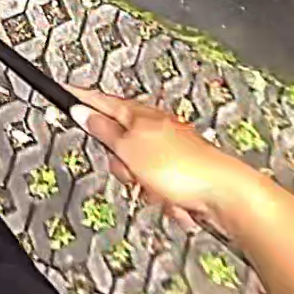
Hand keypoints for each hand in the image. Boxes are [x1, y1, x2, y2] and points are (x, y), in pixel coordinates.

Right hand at [70, 86, 269, 236]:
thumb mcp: (129, 148)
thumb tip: (81, 111)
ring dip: (143, 185)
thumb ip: (102, 130)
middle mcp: (154, 127)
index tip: (62, 90)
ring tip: (157, 192)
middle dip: (120, 162)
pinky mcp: (186, 175)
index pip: (99, 100)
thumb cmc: (183, 167)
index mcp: (138, 113)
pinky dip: (165, 198)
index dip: (78, 97)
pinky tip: (175, 203)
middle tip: (128, 171)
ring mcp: (171, 150)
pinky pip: (161, 187)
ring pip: (138, 168)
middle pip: (118, 140)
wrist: (231, 198)